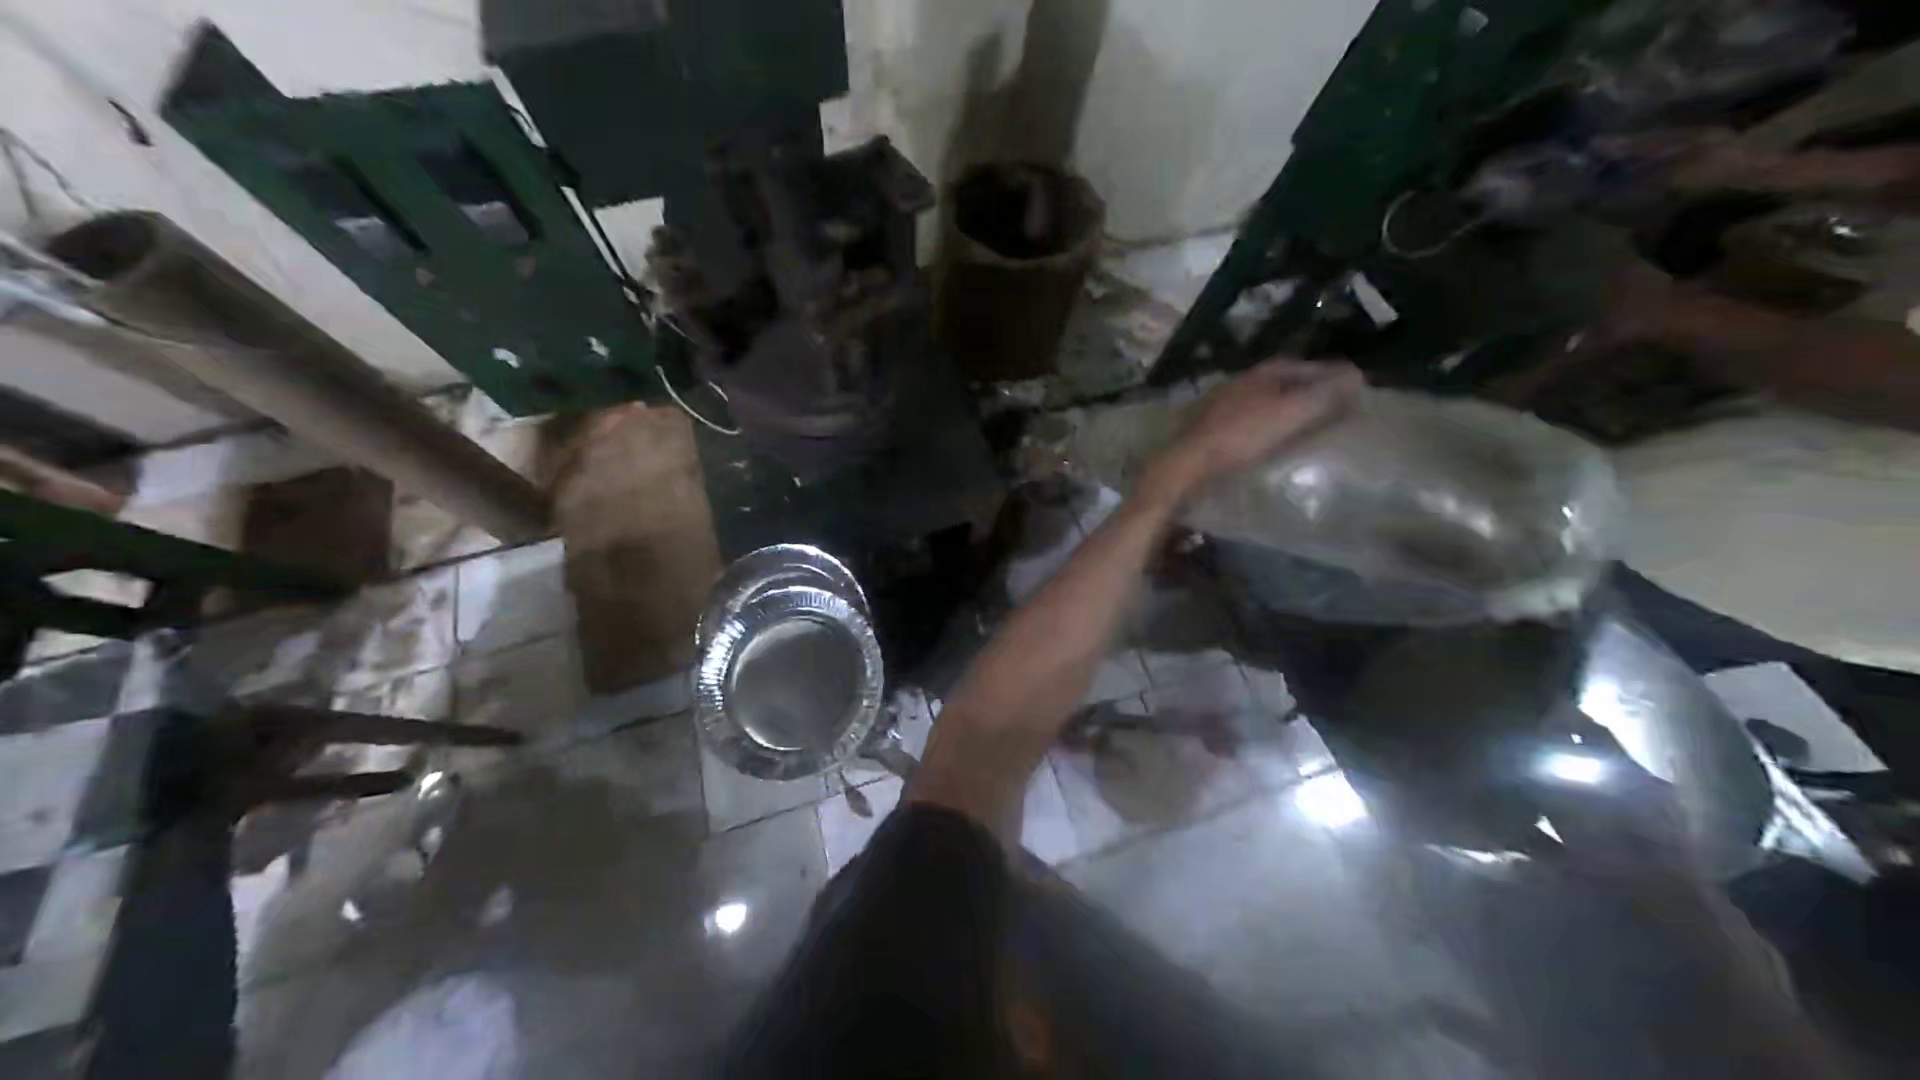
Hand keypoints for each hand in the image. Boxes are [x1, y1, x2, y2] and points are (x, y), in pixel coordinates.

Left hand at [1143, 357, 1362, 501]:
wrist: (1186, 463)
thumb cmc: (1240, 437)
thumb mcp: (1289, 414)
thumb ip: (1324, 395)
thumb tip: (1357, 375)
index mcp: (1261, 373)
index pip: (1306, 365)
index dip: (1332, 376)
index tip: (1354, 390)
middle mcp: (1239, 381)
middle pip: (1284, 382)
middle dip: (1309, 392)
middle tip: (1335, 409)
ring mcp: (1220, 403)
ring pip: (1263, 400)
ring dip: (1285, 409)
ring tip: (1307, 426)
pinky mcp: (1207, 427)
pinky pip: (1246, 420)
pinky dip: (1264, 425)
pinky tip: (1269, 442)